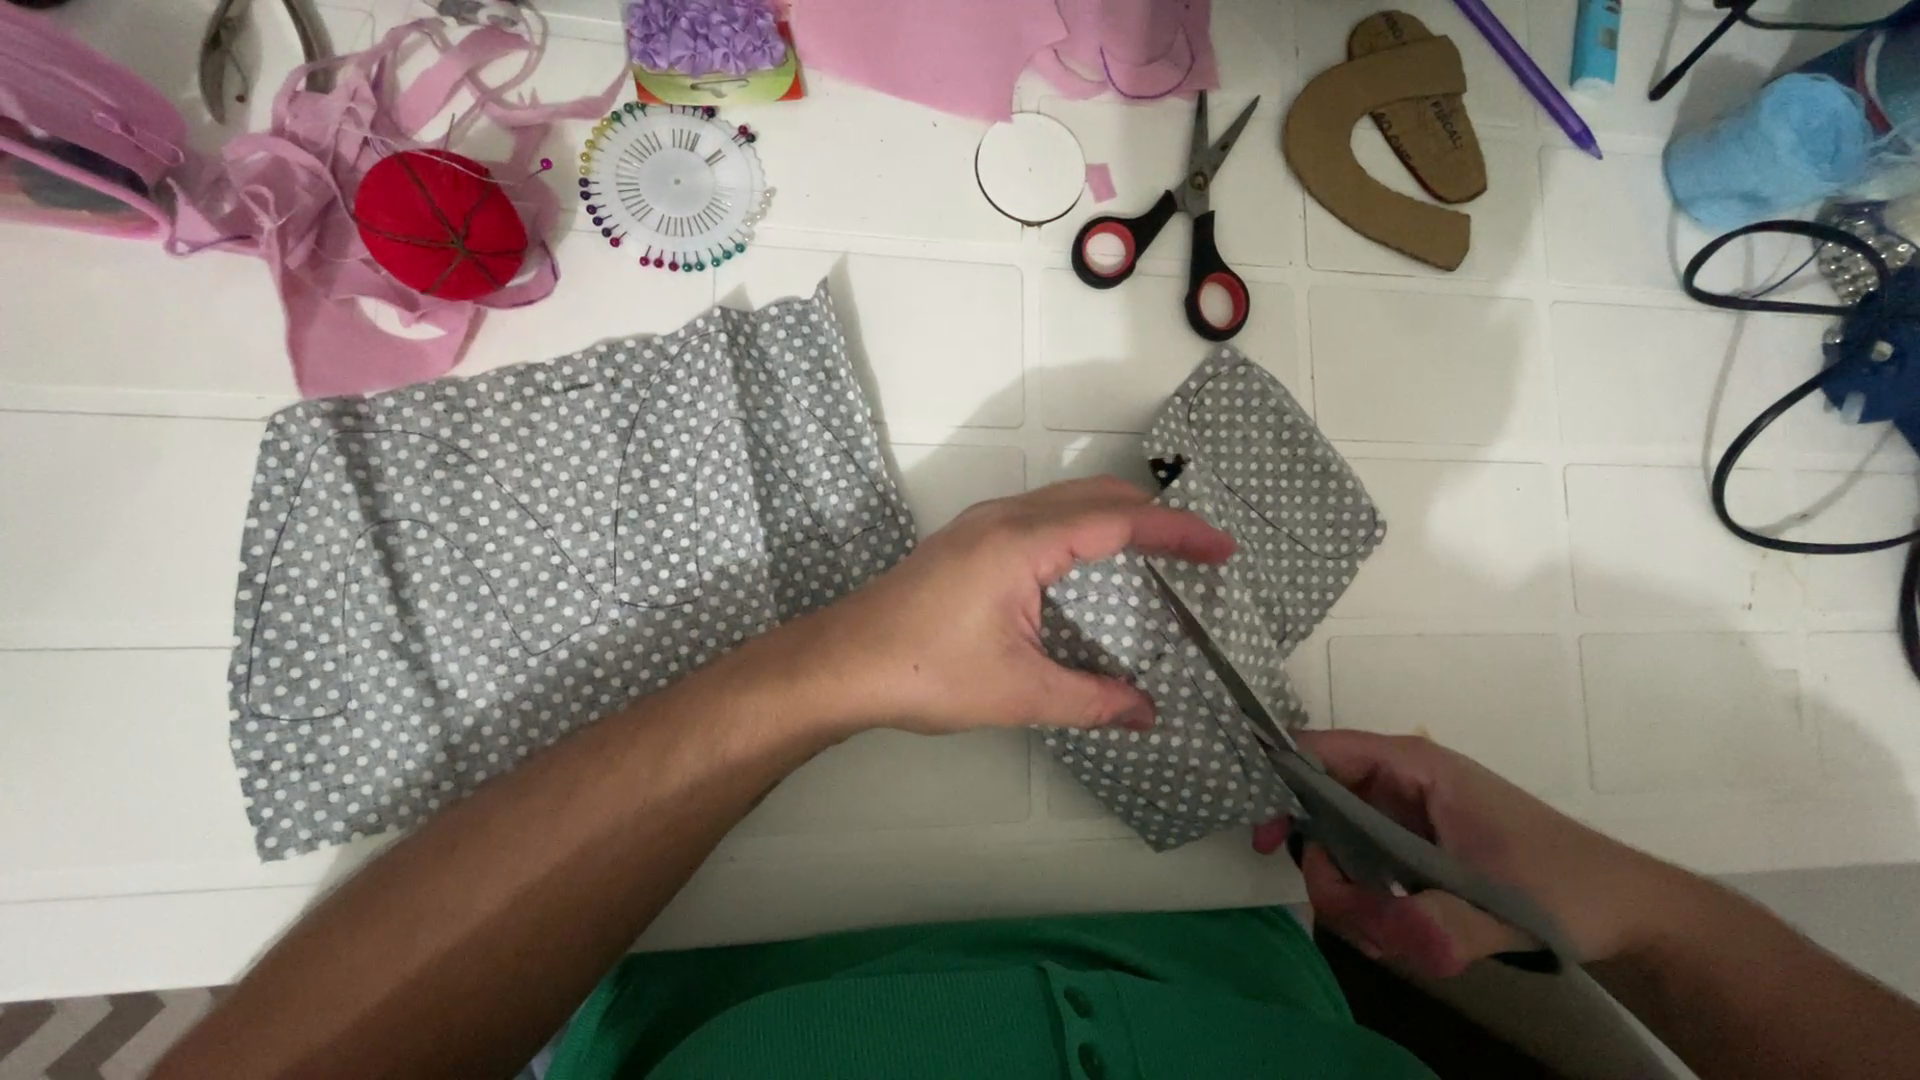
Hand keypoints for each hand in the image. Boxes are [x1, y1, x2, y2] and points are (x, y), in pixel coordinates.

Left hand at [790, 477, 1234, 735]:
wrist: (841, 664)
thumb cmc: (925, 673)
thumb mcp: (1018, 692)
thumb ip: (1091, 700)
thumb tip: (1146, 714)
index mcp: (1023, 543)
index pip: (1118, 521)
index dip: (1177, 531)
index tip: (1222, 547)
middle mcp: (1003, 518)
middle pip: (1094, 496)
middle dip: (1152, 515)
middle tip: (1196, 551)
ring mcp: (979, 525)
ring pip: (1064, 501)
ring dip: (1113, 516)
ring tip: (1154, 552)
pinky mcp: (965, 542)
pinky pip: (1038, 516)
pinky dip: (1079, 527)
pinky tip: (1085, 566)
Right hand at [1257, 731, 1686, 978]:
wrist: (1624, 910)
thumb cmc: (1567, 885)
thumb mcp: (1509, 906)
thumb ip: (1447, 922)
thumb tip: (1393, 935)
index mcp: (1414, 767)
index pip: (1321, 750)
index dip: (1281, 782)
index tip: (1265, 839)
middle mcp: (1396, 784)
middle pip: (1318, 808)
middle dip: (1324, 868)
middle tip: (1351, 915)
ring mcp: (1399, 817)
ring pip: (1334, 845)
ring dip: (1348, 896)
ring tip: (1392, 936)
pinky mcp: (1406, 849)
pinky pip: (1358, 868)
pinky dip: (1365, 906)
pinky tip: (1399, 935)